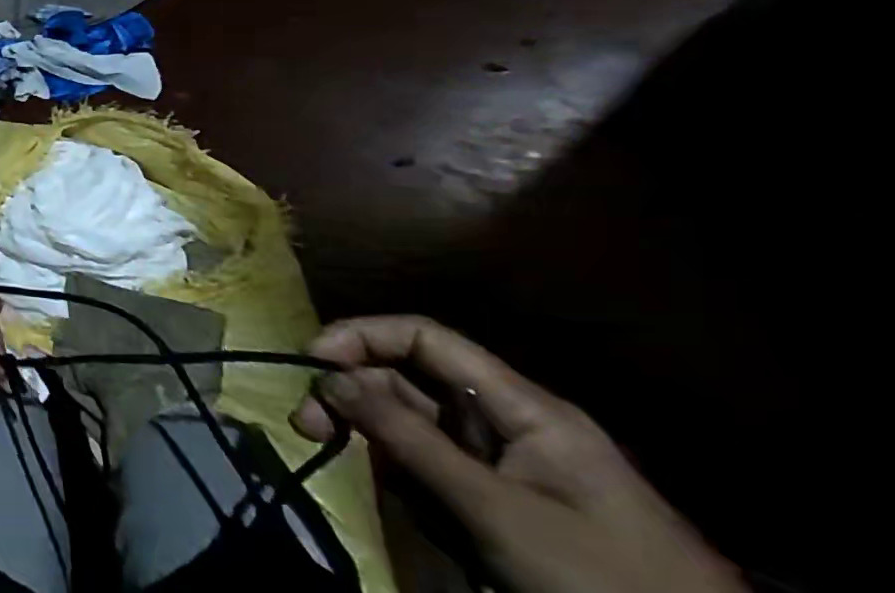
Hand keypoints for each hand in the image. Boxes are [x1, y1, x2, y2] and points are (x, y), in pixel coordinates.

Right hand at [293, 316, 744, 592]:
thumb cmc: (600, 576)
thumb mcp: (496, 509)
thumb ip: (410, 440)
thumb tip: (331, 380)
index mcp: (519, 404)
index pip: (426, 338)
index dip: (364, 336)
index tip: (312, 359)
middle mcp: (503, 419)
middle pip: (410, 381)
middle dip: (353, 394)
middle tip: (305, 424)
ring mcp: (500, 462)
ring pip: (413, 427)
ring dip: (370, 437)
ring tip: (329, 450)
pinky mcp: (496, 500)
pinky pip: (431, 470)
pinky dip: (402, 478)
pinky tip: (400, 501)